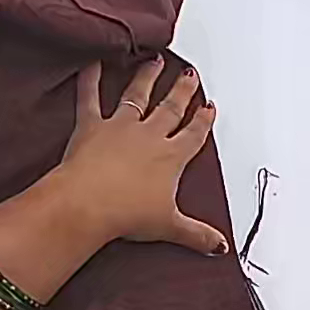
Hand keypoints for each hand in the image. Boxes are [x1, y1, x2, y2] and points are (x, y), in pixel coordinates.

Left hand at [49, 58, 227, 255]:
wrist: (89, 204)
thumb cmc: (127, 213)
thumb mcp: (170, 226)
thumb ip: (197, 235)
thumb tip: (219, 247)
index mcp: (171, 158)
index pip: (193, 135)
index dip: (203, 121)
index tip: (209, 108)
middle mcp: (149, 136)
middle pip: (171, 108)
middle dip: (183, 91)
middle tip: (190, 75)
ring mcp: (120, 127)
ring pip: (138, 95)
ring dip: (148, 77)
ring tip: (155, 61)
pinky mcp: (91, 126)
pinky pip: (90, 96)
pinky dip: (90, 78)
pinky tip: (94, 62)